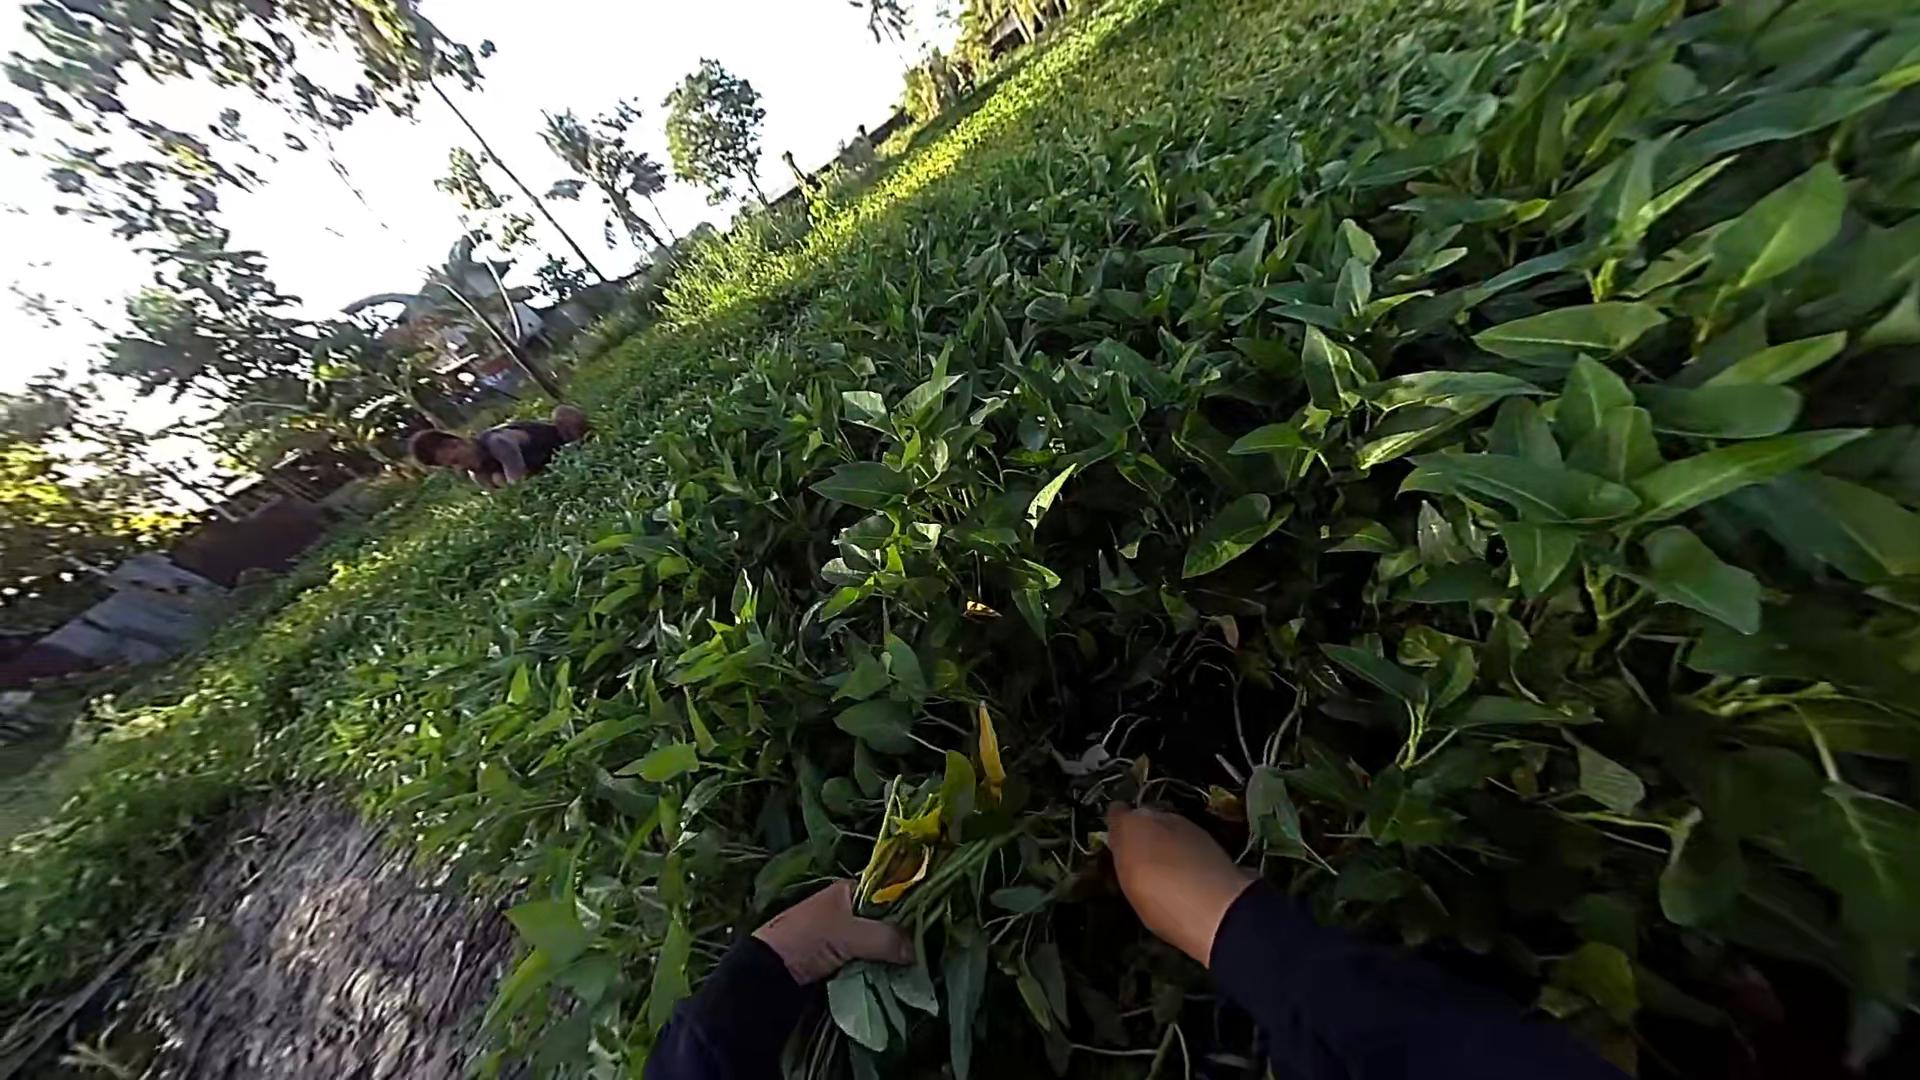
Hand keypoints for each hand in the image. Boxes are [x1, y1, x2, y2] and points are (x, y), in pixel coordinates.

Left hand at [753, 879, 913, 984]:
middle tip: (926, 944)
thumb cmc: (809, 937)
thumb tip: (918, 949)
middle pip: (885, 916)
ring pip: (878, 938)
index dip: (908, 902)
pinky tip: (896, 972)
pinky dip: (880, 964)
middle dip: (903, 930)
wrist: (769, 971)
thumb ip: (885, 937)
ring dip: (892, 950)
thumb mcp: (849, 933)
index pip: (888, 890)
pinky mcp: (840, 956)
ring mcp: (844, 932)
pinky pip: (869, 956)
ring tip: (916, 961)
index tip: (930, 917)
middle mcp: (850, 906)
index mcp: (851, 889)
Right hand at [1105, 803, 1255, 965]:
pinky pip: (1190, 842)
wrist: (1218, 908)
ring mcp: (1187, 825)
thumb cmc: (1161, 899)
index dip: (1118, 826)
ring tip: (1171, 871)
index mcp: (1130, 824)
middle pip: (1145, 818)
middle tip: (1145, 860)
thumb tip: (1121, 841)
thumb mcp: (1129, 883)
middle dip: (1145, 833)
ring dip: (1168, 842)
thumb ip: (1124, 856)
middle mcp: (1157, 816)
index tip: (1119, 844)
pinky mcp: (1211, 839)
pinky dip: (1188, 852)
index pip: (1117, 813)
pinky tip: (1192, 875)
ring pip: (1169, 828)